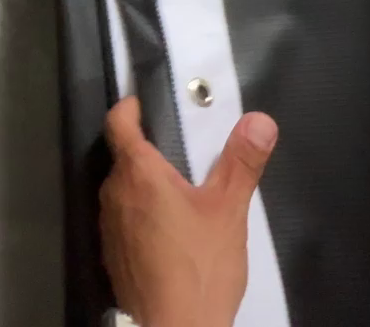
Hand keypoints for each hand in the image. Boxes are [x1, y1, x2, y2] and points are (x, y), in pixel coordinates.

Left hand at [99, 97, 277, 326]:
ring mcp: (109, 226)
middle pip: (123, 158)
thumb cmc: (199, 266)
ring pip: (123, 190)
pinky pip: (123, 220)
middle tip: (179, 156)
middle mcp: (114, 192)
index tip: (140, 104)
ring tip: (179, 196)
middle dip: (147, 152)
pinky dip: (141, 216)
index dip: (127, 109)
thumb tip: (260, 120)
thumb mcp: (228, 211)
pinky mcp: (112, 256)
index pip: (117, 123)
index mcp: (137, 172)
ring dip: (144, 187)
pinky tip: (168, 235)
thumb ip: (242, 163)